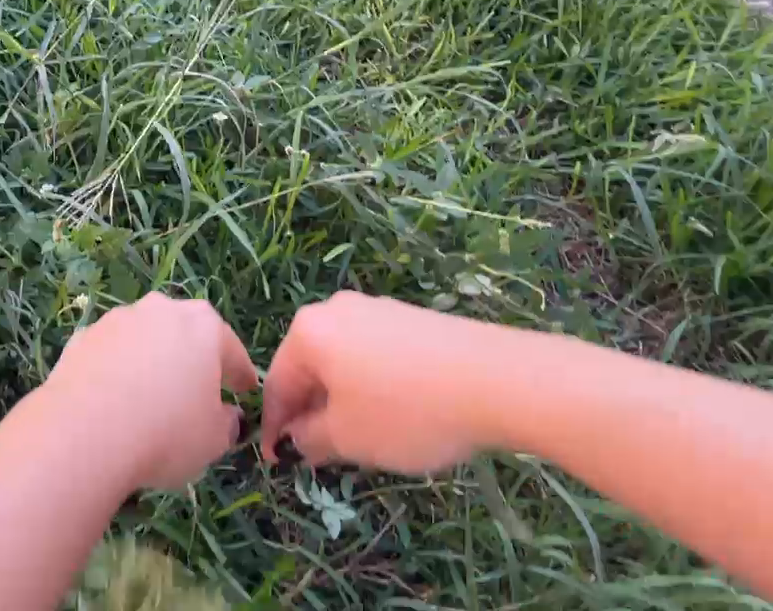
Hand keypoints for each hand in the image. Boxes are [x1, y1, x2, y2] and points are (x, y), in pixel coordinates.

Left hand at [40, 293, 259, 488]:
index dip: (240, 374)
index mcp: (203, 326)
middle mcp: (161, 310)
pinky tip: (116, 401)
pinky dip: (119, 370)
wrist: (84, 432)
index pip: (231, 350)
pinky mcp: (84, 336)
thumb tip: (226, 416)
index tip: (244, 391)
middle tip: (198, 391)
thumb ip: (226, 423)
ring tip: (152, 398)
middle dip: (194, 359)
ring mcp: (119, 319)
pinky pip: (113, 354)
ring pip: (146, 339)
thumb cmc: (165, 433)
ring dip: (153, 361)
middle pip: (186, 334)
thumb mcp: (213, 440)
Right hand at [261, 291, 506, 473]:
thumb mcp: (349, 438)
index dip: (274, 428)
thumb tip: (298, 438)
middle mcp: (334, 310)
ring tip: (360, 437)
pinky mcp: (410, 318)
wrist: (498, 379)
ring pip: (342, 361)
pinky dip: (371, 385)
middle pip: (309, 367)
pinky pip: (374, 354)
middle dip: (309, 411)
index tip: (278, 462)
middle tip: (319, 452)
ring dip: (341, 399)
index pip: (277, 384)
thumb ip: (310, 440)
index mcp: (308, 332)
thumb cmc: (407, 410)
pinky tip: (396, 412)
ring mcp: (375, 309)